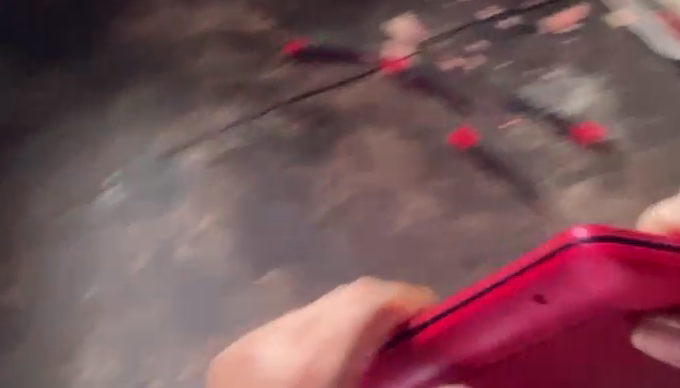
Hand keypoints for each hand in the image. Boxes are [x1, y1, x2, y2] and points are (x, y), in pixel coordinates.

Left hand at [208, 278, 434, 387]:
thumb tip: (451, 381)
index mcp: (312, 368)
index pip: (366, 300)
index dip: (409, 304)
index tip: (442, 327)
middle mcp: (273, 342)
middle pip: (340, 301)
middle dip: (384, 318)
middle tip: (421, 351)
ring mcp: (244, 347)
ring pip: (311, 315)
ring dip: (349, 330)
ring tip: (378, 367)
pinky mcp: (228, 358)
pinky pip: (283, 334)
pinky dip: (316, 346)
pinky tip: (332, 377)